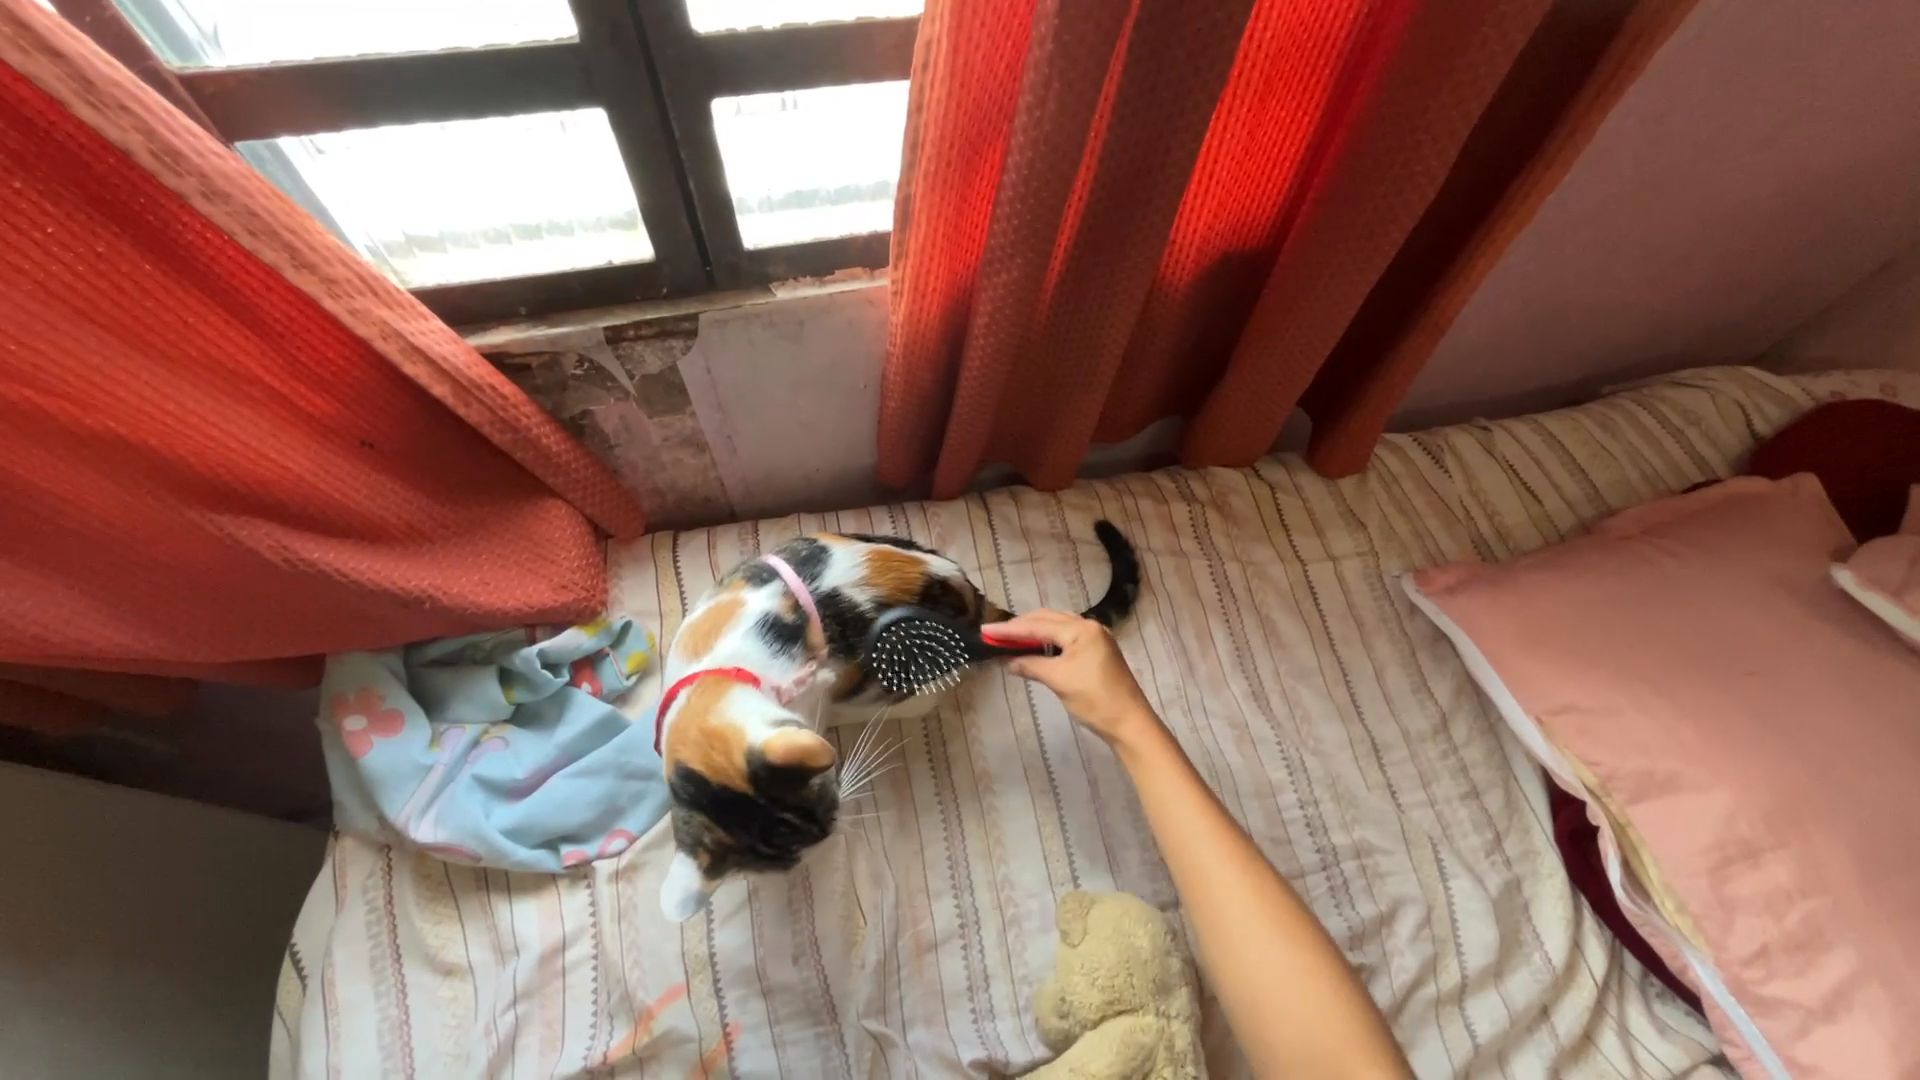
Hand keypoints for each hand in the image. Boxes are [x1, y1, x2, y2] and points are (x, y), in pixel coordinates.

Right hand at [983, 611, 1160, 746]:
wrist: (1130, 722)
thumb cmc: (1094, 700)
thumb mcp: (1058, 681)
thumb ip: (1032, 665)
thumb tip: (1010, 661)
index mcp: (1081, 630)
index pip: (1038, 626)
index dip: (1010, 629)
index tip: (986, 629)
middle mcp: (1089, 626)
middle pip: (1048, 620)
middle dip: (1021, 627)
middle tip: (995, 634)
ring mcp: (1096, 638)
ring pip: (1057, 627)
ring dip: (1034, 632)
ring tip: (1011, 639)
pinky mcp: (1098, 651)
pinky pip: (1066, 637)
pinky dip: (1048, 640)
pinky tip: (1035, 648)